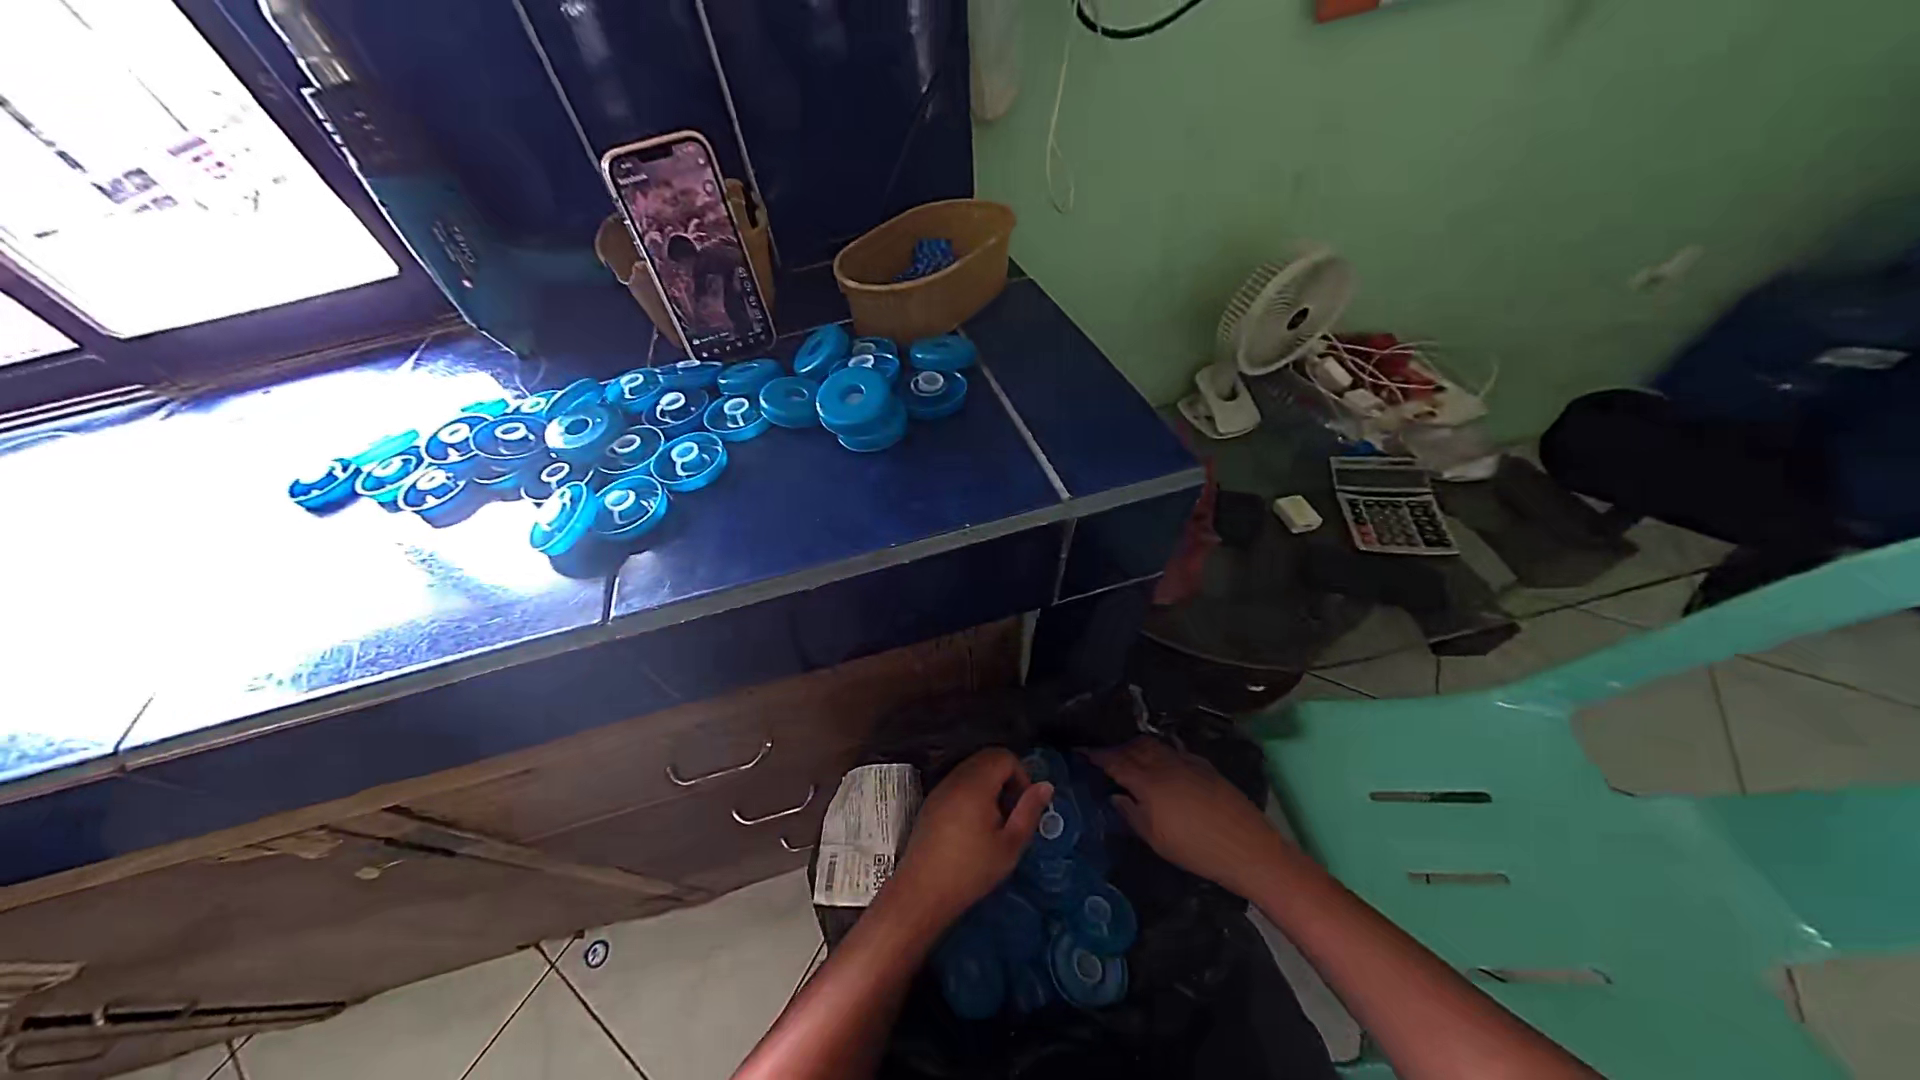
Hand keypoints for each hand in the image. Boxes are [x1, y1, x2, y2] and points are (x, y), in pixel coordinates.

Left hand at [881, 749, 1053, 932]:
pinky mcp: (930, 803)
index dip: (1021, 775)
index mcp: (975, 784)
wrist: (922, 893)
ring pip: (971, 770)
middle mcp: (955, 779)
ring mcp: (939, 790)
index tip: (1024, 805)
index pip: (1003, 756)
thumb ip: (1029, 810)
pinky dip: (972, 794)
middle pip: (986, 759)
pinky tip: (974, 827)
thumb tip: (1046, 786)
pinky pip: (957, 784)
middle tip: (1012, 813)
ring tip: (995, 823)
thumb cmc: (971, 870)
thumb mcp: (1010, 844)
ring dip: (989, 786)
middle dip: (1006, 778)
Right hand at [1088, 738, 1286, 898]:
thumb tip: (1115, 795)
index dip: (1095, 755)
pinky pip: (1173, 749)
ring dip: (1136, 747)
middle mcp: (1164, 763)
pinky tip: (1160, 760)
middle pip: (1133, 746)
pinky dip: (1159, 750)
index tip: (1079, 752)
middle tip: (1102, 757)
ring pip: (1153, 745)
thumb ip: (1131, 813)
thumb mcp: (1155, 838)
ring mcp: (1186, 761)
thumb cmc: (1195, 849)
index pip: (1114, 760)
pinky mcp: (1204, 766)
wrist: (1248, 848)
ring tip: (1128, 757)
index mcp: (1147, 780)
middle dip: (1115, 748)